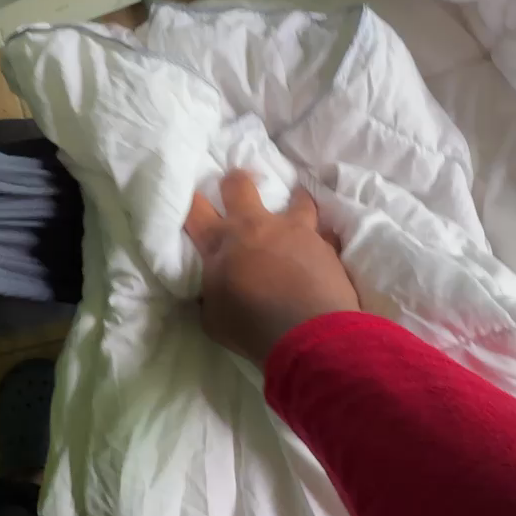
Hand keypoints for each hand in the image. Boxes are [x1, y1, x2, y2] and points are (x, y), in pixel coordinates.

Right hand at [185, 171, 359, 361]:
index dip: (190, 200)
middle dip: (234, 182)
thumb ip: (210, 295)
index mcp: (220, 242)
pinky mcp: (325, 244)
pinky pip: (324, 233)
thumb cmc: (250, 326)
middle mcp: (255, 226)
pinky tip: (321, 248)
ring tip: (295, 207)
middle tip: (236, 185)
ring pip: (296, 198)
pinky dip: (321, 238)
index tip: (191, 199)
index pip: (195, 209)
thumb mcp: (213, 316)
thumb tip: (211, 291)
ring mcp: (294, 230)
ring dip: (293, 201)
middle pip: (239, 185)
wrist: (309, 334)